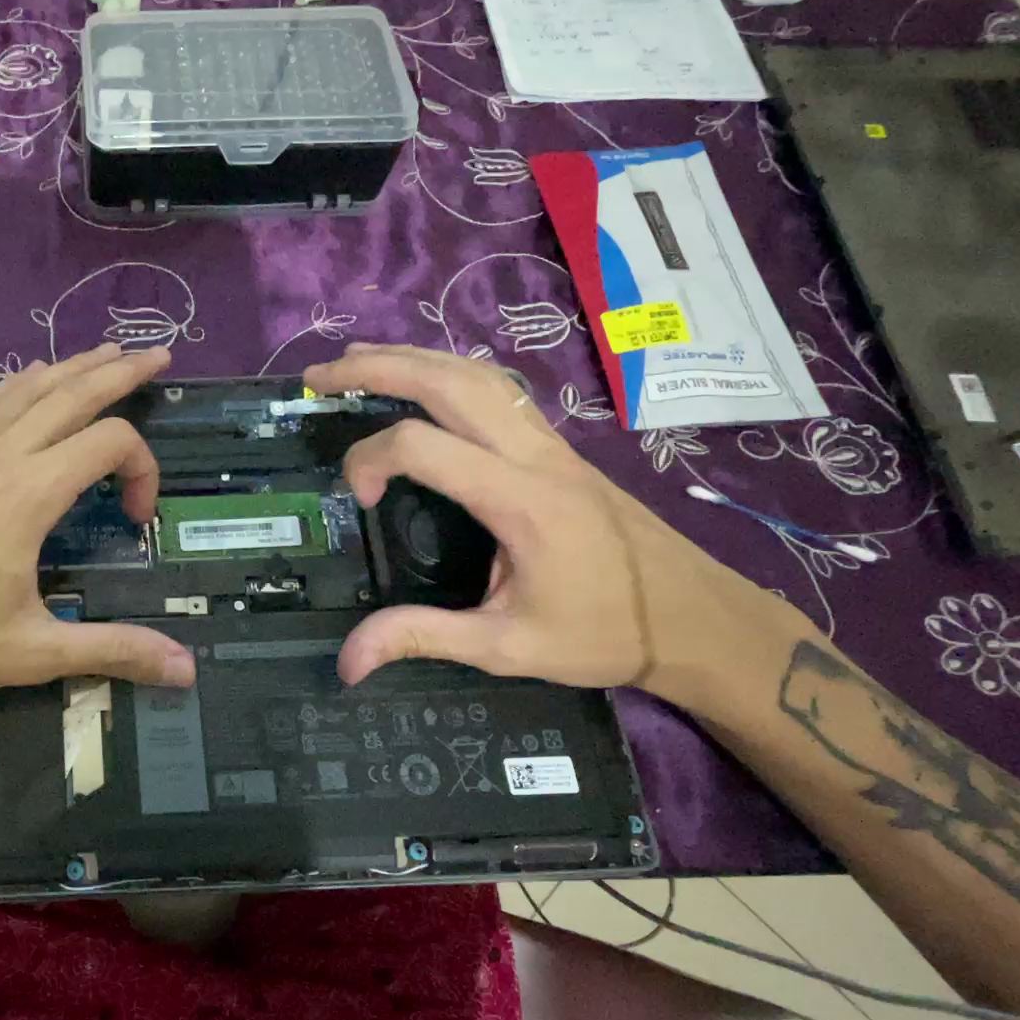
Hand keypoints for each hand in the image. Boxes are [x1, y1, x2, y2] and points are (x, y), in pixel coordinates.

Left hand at [0, 344, 195, 756]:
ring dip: (68, 368)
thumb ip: (112, 650)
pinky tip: (21, 385)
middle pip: (69, 393)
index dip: (143, 470)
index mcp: (28, 494)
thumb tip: (187, 671)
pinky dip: (13, 387)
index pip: (109, 443)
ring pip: (23, 391)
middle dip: (119, 370)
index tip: (137, 521)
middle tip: (159, 354)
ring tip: (102, 354)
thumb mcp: (31, 652)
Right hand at [303, 343, 814, 705]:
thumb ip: (422, 638)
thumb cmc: (604, 634)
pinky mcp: (558, 448)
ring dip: (412, 358)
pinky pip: (497, 389)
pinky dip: (448, 371)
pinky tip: (425, 379)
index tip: (360, 499)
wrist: (700, 619)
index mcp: (519, 500)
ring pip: (476, 374)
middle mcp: (534, 455)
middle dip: (376, 368)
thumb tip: (347, 661)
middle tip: (319, 376)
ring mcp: (551, 444)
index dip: (371, 459)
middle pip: (448, 382)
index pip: (424, 445)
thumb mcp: (507, 648)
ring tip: (357, 359)